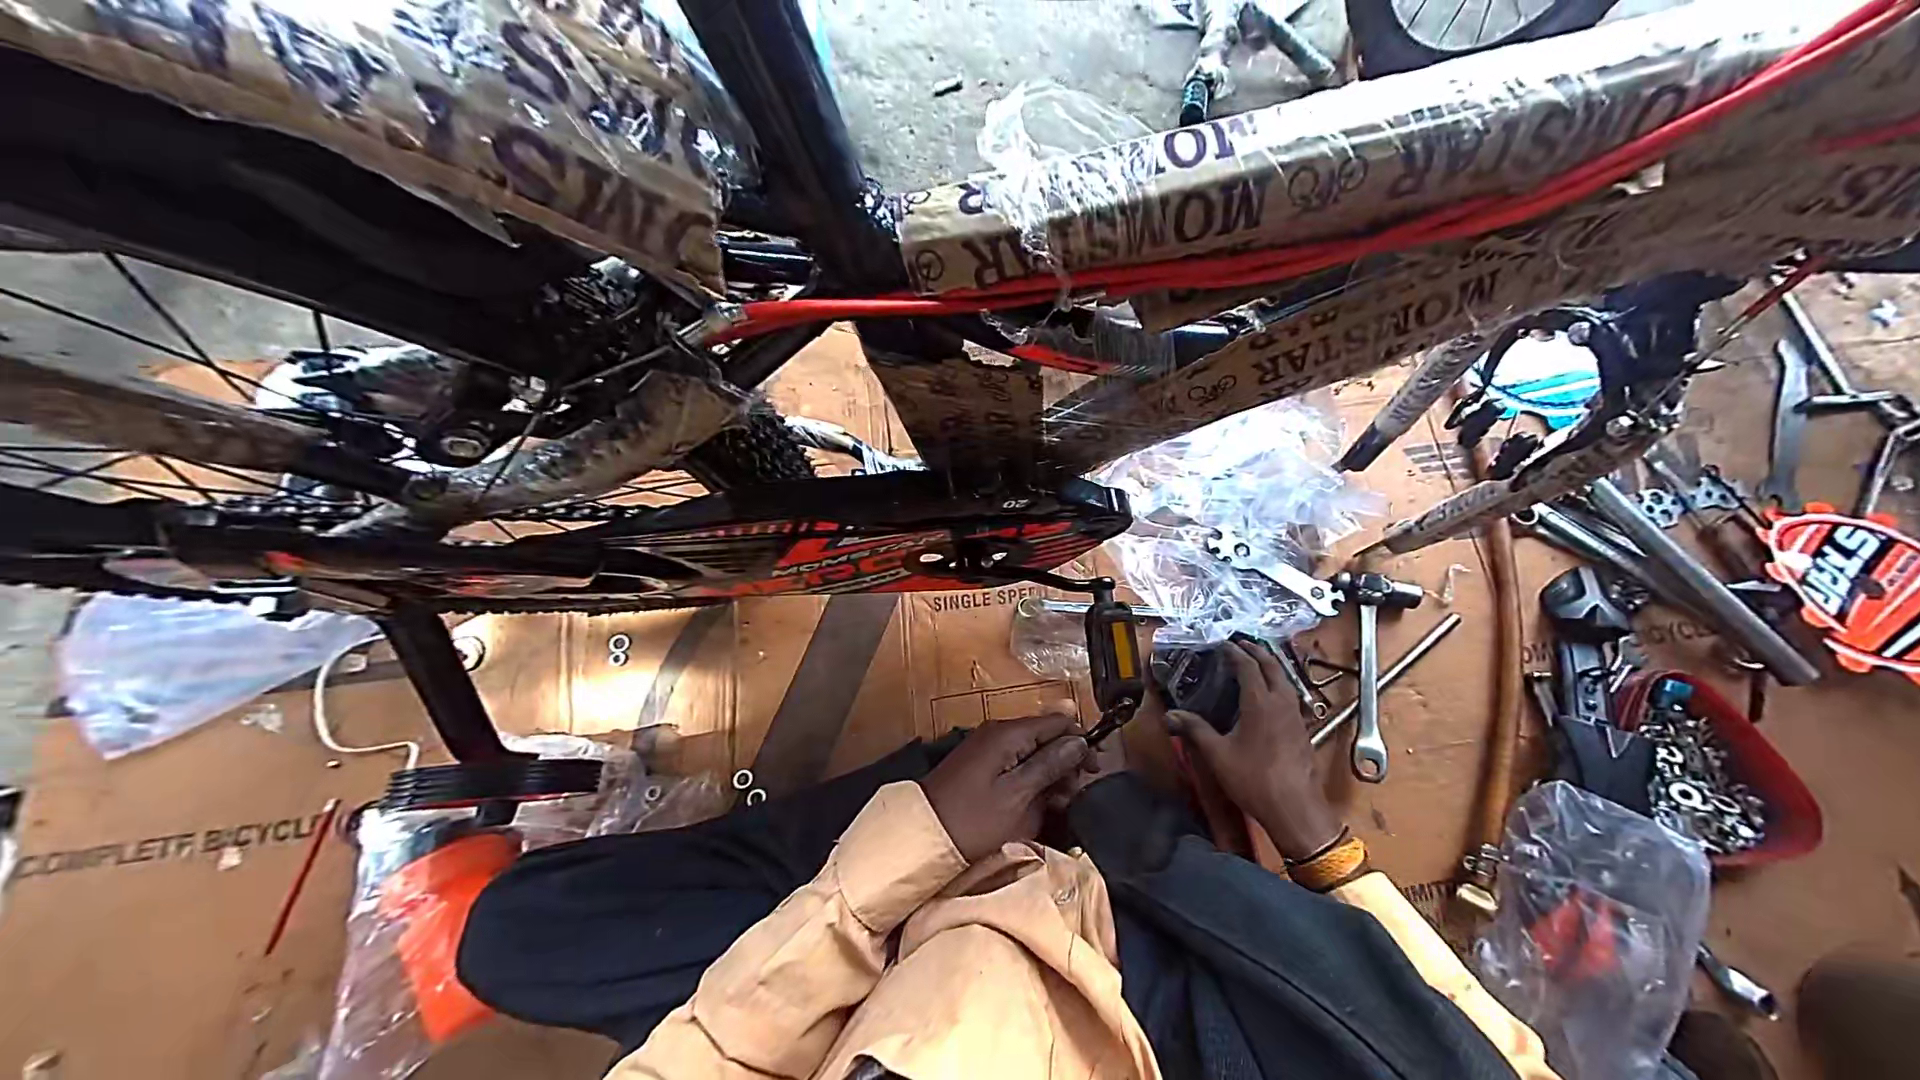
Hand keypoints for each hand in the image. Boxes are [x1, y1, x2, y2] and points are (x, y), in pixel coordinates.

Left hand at [920, 714, 1092, 861]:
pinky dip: (1031, 781)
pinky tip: (1037, 805)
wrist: (921, 835)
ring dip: (1050, 776)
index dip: (1081, 742)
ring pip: (1033, 753)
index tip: (1095, 770)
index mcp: (1008, 733)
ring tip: (1058, 806)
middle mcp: (998, 733)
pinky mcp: (982, 766)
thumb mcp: (1017, 795)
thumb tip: (1078, 741)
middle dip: (1066, 762)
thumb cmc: (971, 819)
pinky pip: (1016, 765)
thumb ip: (1049, 765)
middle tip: (1074, 795)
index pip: (1058, 722)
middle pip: (1046, 737)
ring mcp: (988, 749)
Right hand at [1164, 640, 1342, 860]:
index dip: (1235, 653)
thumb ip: (1195, 730)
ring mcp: (1296, 717)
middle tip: (1241, 644)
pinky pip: (1290, 696)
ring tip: (1256, 662)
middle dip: (1257, 652)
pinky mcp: (1303, 730)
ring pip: (1286, 680)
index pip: (1248, 667)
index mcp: (1260, 703)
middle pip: (1273, 667)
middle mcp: (1282, 703)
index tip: (1222, 645)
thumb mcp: (1217, 754)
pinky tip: (1270, 695)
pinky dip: (1278, 684)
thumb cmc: (1254, 779)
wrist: (1295, 809)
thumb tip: (1171, 716)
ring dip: (1271, 666)